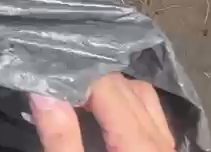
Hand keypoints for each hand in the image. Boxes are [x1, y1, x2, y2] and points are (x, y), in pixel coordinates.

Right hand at [30, 73, 174, 151]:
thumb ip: (61, 138)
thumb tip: (42, 89)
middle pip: (125, 84)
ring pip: (142, 94)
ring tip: (79, 86)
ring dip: (111, 85)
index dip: (76, 70)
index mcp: (139, 143)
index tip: (47, 66)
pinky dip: (127, 99)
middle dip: (90, 74)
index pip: (107, 83)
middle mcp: (160, 139)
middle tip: (56, 71)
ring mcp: (168, 146)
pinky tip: (105, 104)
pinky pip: (151, 111)